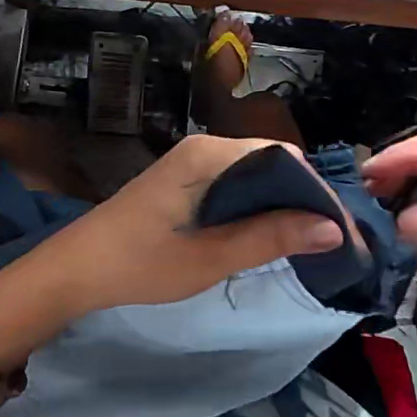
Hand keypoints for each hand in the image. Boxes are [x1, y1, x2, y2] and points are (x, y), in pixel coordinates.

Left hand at [33, 134, 348, 317]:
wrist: (76, 269)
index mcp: (209, 154)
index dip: (316, 192)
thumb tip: (333, 229)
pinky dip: (255, 207)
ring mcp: (192, 162)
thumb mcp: (210, 257)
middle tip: (329, 242)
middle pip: (271, 162)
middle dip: (302, 200)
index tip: (340, 232)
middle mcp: (204, 147)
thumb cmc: (140, 263)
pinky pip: (234, 184)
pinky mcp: (185, 179)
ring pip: (254, 174)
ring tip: (307, 242)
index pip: (283, 157)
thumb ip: (270, 238)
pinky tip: (267, 234)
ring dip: (280, 205)